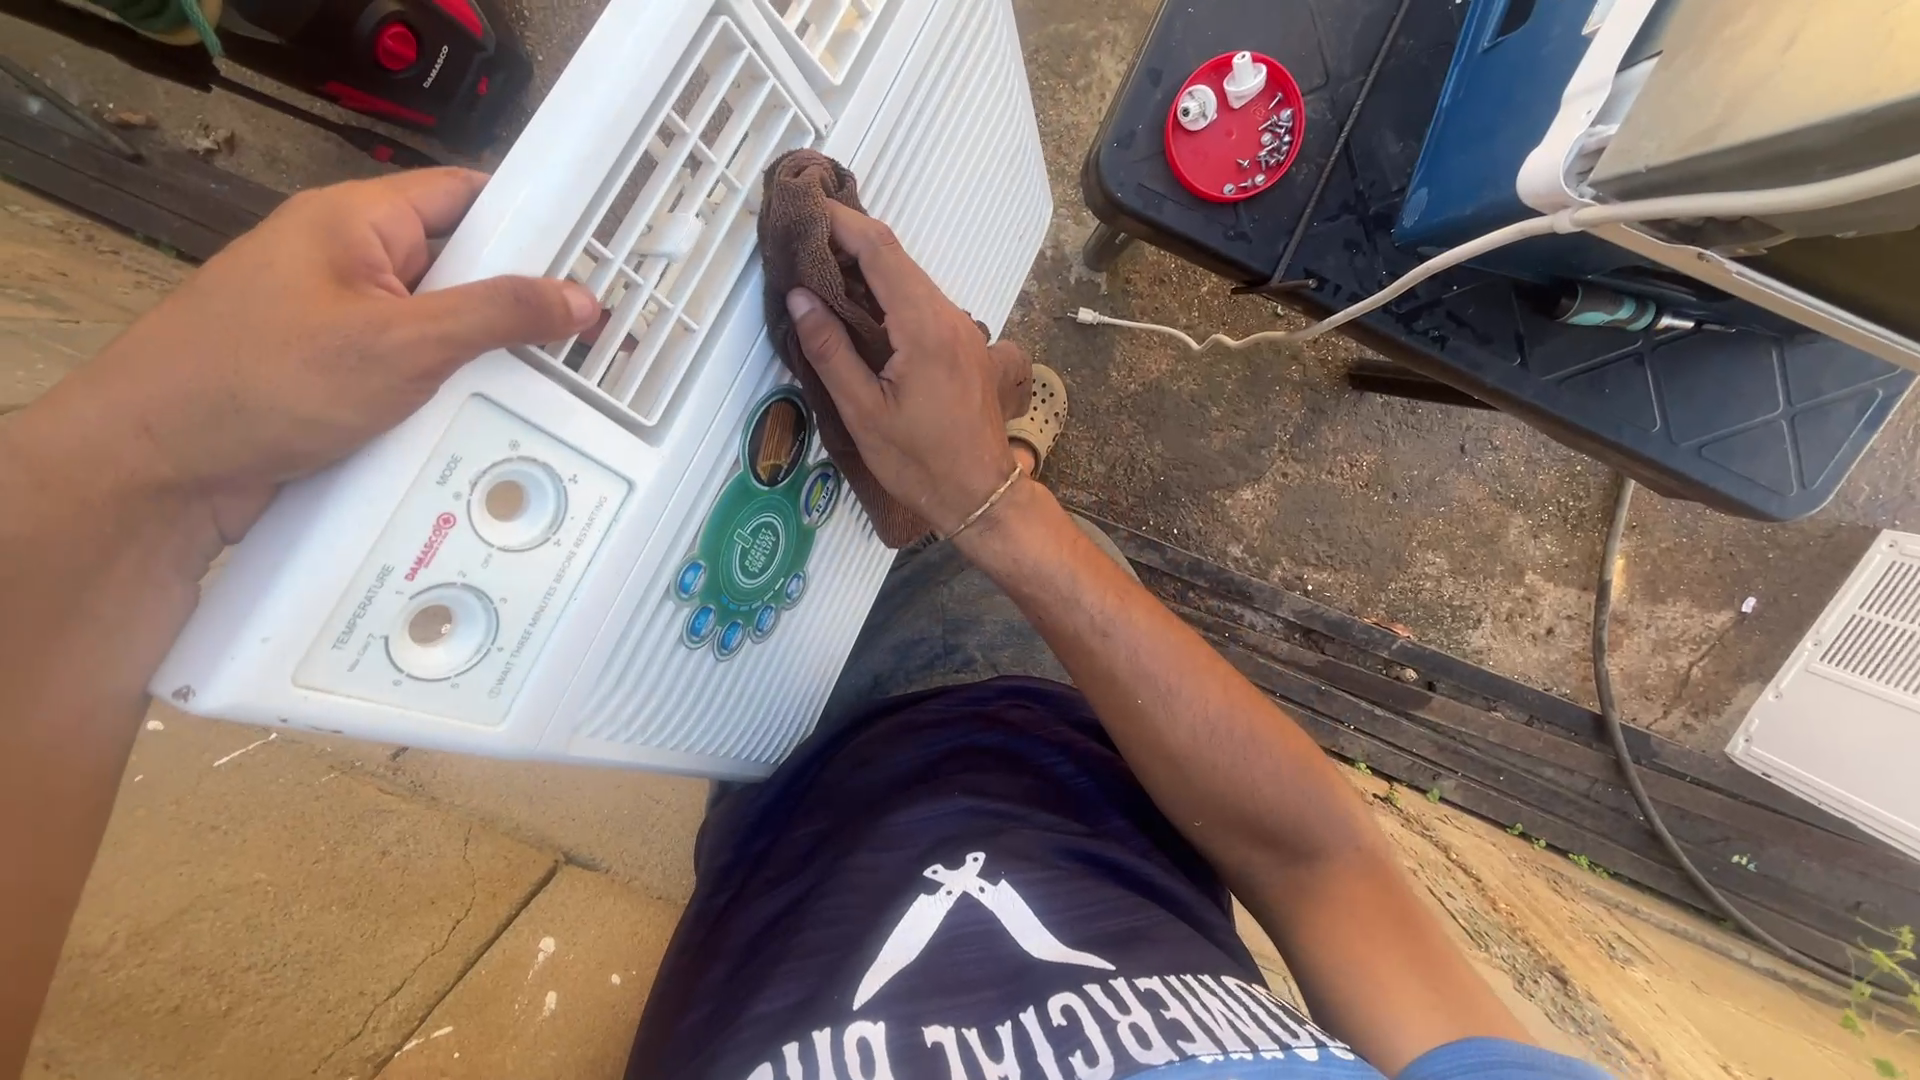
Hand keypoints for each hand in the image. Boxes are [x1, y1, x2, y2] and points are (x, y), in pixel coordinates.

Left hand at [38, 167, 596, 509]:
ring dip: (495, 351)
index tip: (592, 251)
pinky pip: (424, 367)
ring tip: (561, 376)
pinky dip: (462, 386)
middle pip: (462, 266)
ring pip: (447, 325)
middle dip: (525, 298)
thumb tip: (582, 300)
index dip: (531, 215)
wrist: (161, 470)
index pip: (463, 194)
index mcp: (355, 223)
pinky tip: (501, 412)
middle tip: (592, 328)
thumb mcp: (403, 343)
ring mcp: (348, 322)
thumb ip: (500, 315)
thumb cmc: (265, 382)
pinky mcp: (346, 375)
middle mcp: (352, 264)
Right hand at [785, 203, 1026, 534]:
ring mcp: (964, 330)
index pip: (880, 250)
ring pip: (911, 281)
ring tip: (822, 270)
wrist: (980, 495)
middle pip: (897, 258)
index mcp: (924, 326)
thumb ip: (830, 350)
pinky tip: (861, 310)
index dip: (840, 222)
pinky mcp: (967, 347)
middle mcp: (950, 316)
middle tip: (803, 239)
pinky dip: (889, 295)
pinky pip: (924, 305)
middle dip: (849, 240)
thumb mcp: (863, 412)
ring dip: (868, 269)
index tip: (804, 209)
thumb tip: (800, 297)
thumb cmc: (920, 462)